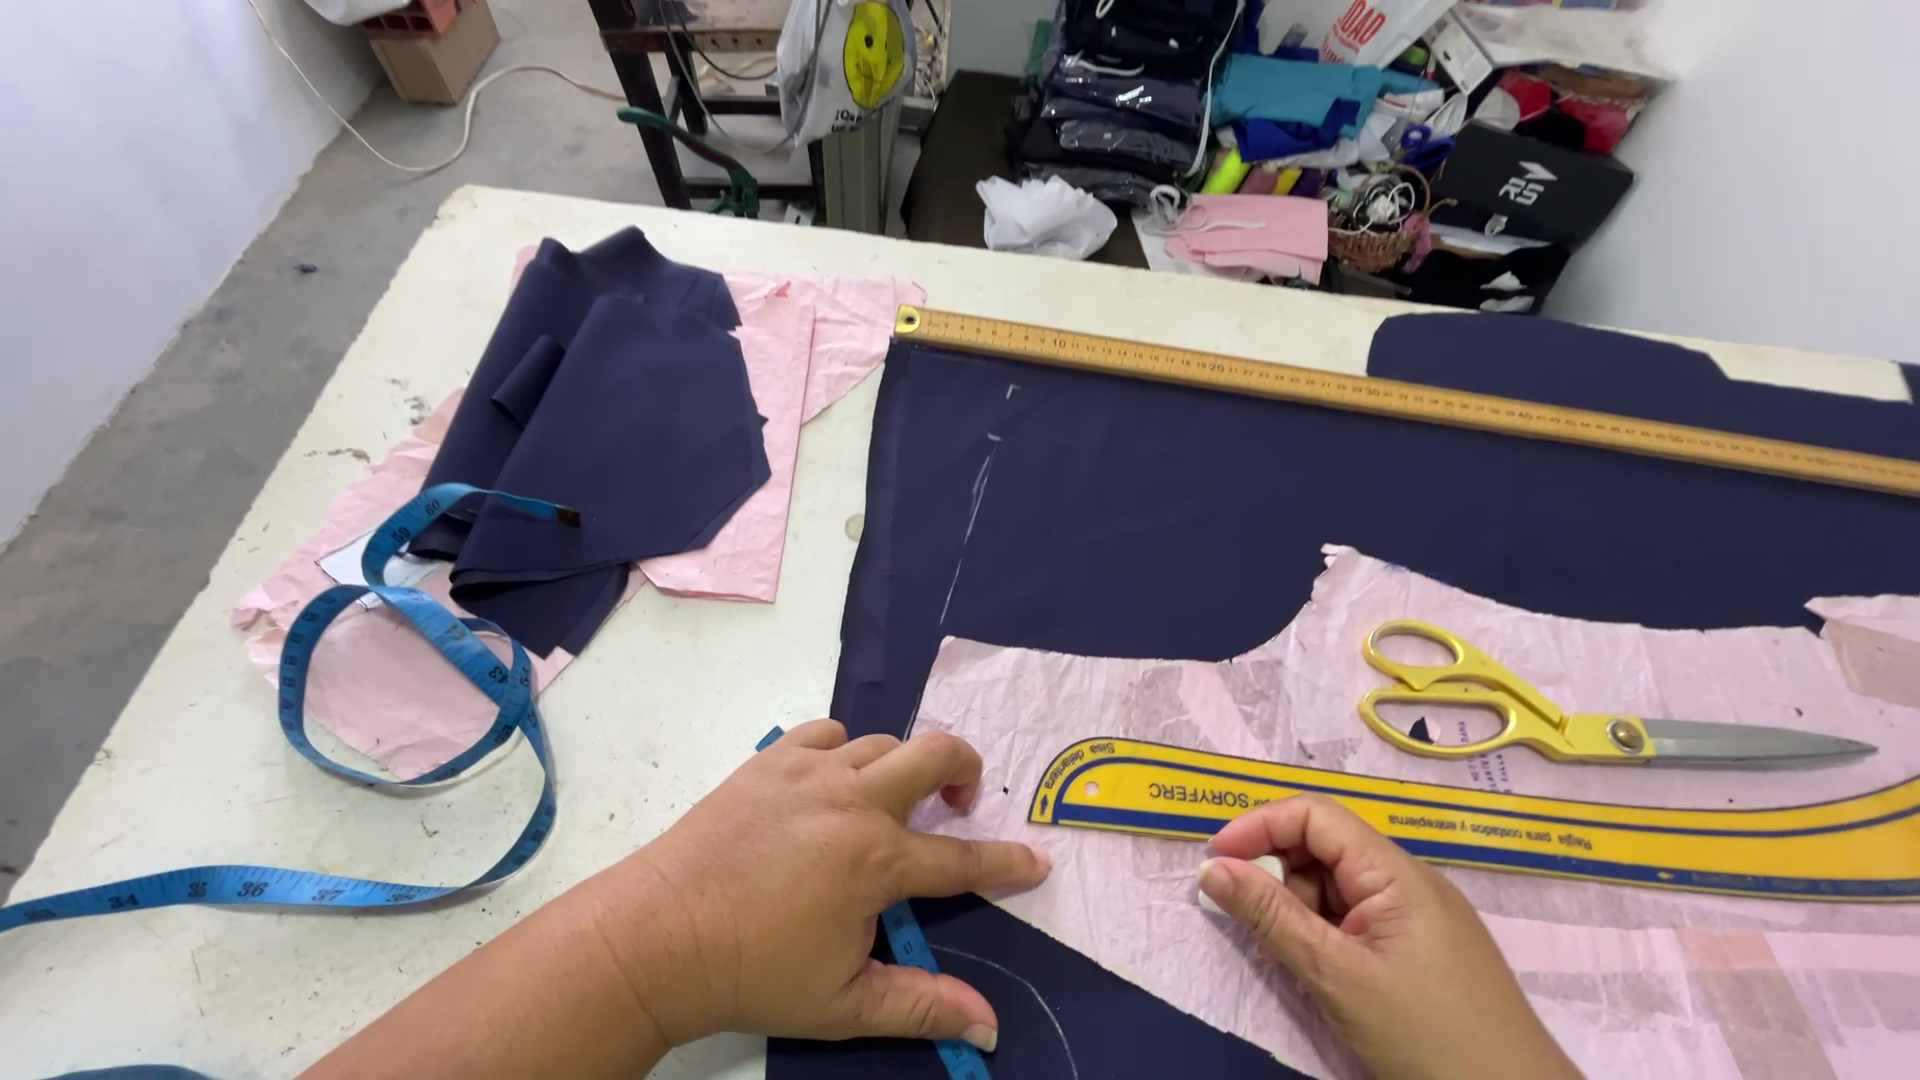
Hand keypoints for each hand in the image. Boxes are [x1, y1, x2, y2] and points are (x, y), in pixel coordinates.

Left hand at [584, 720, 1049, 1052]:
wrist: (658, 935)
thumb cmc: (754, 973)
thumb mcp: (843, 1002)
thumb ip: (921, 1005)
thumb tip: (988, 1025)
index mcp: (877, 860)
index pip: (962, 859)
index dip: (1007, 862)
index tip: (1037, 860)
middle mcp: (854, 801)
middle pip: (935, 753)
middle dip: (965, 768)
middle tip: (957, 802)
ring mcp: (811, 771)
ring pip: (883, 742)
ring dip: (900, 768)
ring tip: (887, 803)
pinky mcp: (772, 759)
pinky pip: (827, 732)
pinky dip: (842, 750)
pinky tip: (829, 783)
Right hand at [1198, 796, 1579, 1079]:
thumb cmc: (1426, 1040)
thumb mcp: (1334, 975)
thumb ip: (1269, 916)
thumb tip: (1210, 869)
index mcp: (1395, 873)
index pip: (1315, 816)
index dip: (1260, 826)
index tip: (1217, 860)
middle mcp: (1407, 881)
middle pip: (1323, 846)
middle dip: (1274, 869)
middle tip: (1241, 912)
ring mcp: (1417, 916)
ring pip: (1335, 884)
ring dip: (1294, 905)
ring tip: (1273, 951)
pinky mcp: (1420, 949)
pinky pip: (1355, 917)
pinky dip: (1320, 931)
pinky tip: (1307, 965)